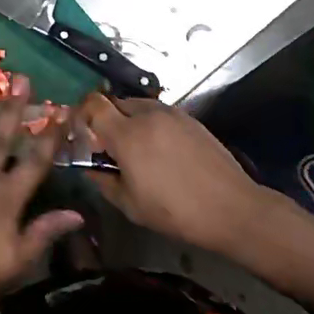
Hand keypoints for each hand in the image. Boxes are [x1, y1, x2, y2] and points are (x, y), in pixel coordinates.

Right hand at [80, 93, 290, 253]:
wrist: (233, 209)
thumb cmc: (175, 211)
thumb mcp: (129, 205)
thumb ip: (103, 180)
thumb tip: (90, 167)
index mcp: (127, 134)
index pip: (93, 104)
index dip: (81, 113)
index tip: (81, 134)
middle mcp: (148, 115)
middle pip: (114, 102)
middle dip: (105, 119)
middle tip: (107, 146)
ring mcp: (172, 114)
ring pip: (138, 106)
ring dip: (128, 121)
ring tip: (134, 149)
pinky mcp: (190, 120)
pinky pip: (159, 113)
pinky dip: (150, 124)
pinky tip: (159, 151)